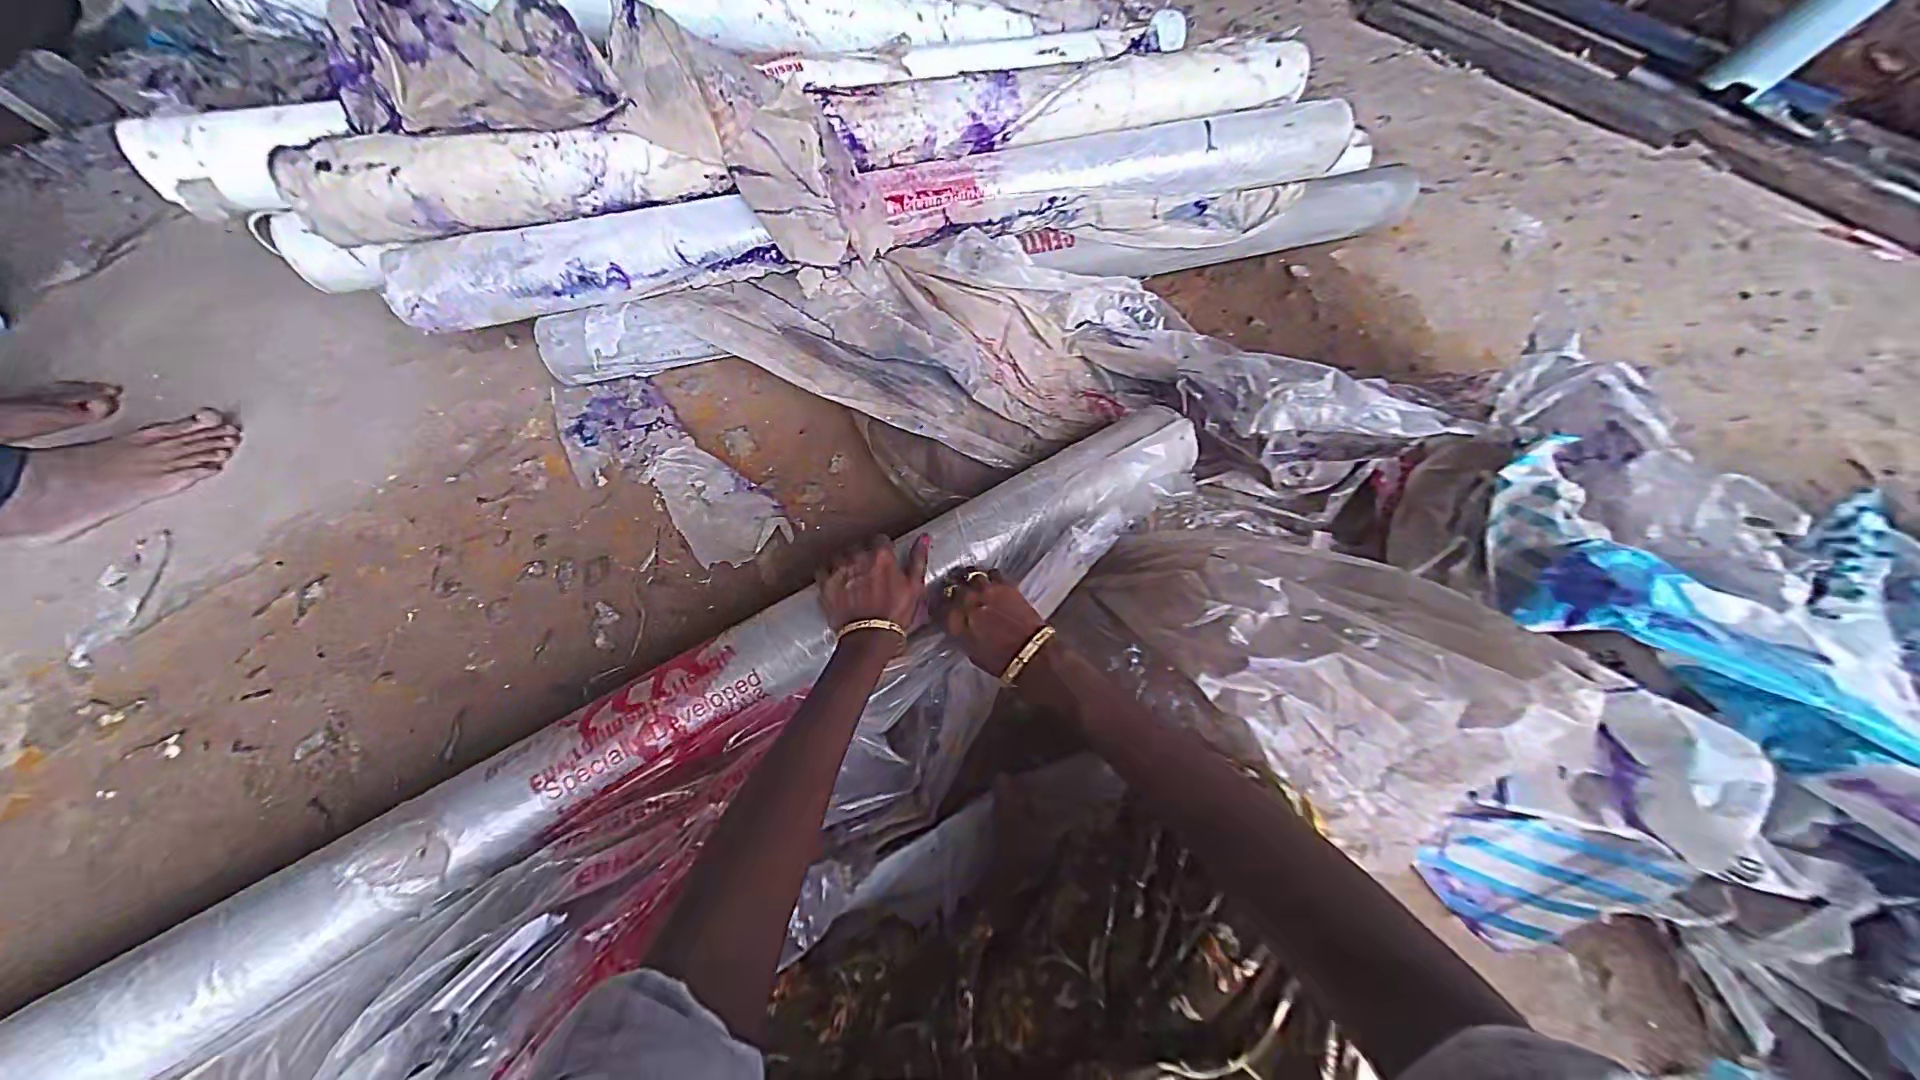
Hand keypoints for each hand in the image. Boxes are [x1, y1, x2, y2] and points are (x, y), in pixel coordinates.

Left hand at [818, 534, 930, 641]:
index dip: (883, 549)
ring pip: (841, 554)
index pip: (881, 539)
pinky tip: (837, 580)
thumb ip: (918, 559)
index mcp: (882, 556)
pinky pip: (823, 568)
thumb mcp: (914, 587)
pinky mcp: (825, 583)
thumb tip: (923, 538)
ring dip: (846, 562)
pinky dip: (829, 572)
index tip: (884, 559)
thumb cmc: (894, 614)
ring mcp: (840, 569)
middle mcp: (859, 557)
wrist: (869, 637)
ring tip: (853, 576)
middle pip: (859, 546)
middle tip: (869, 571)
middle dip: (864, 555)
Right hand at [934, 566, 1047, 676]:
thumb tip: (957, 624)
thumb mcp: (970, 651)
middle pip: (951, 586)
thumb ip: (960, 633)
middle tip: (954, 592)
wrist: (1030, 652)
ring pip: (970, 575)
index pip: (937, 607)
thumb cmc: (999, 660)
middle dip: (951, 589)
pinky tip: (989, 581)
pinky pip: (991, 573)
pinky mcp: (1004, 585)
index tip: (941, 607)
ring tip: (969, 582)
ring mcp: (986, 590)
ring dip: (968, 579)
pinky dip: (988, 576)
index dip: (938, 606)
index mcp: (955, 621)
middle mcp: (967, 602)